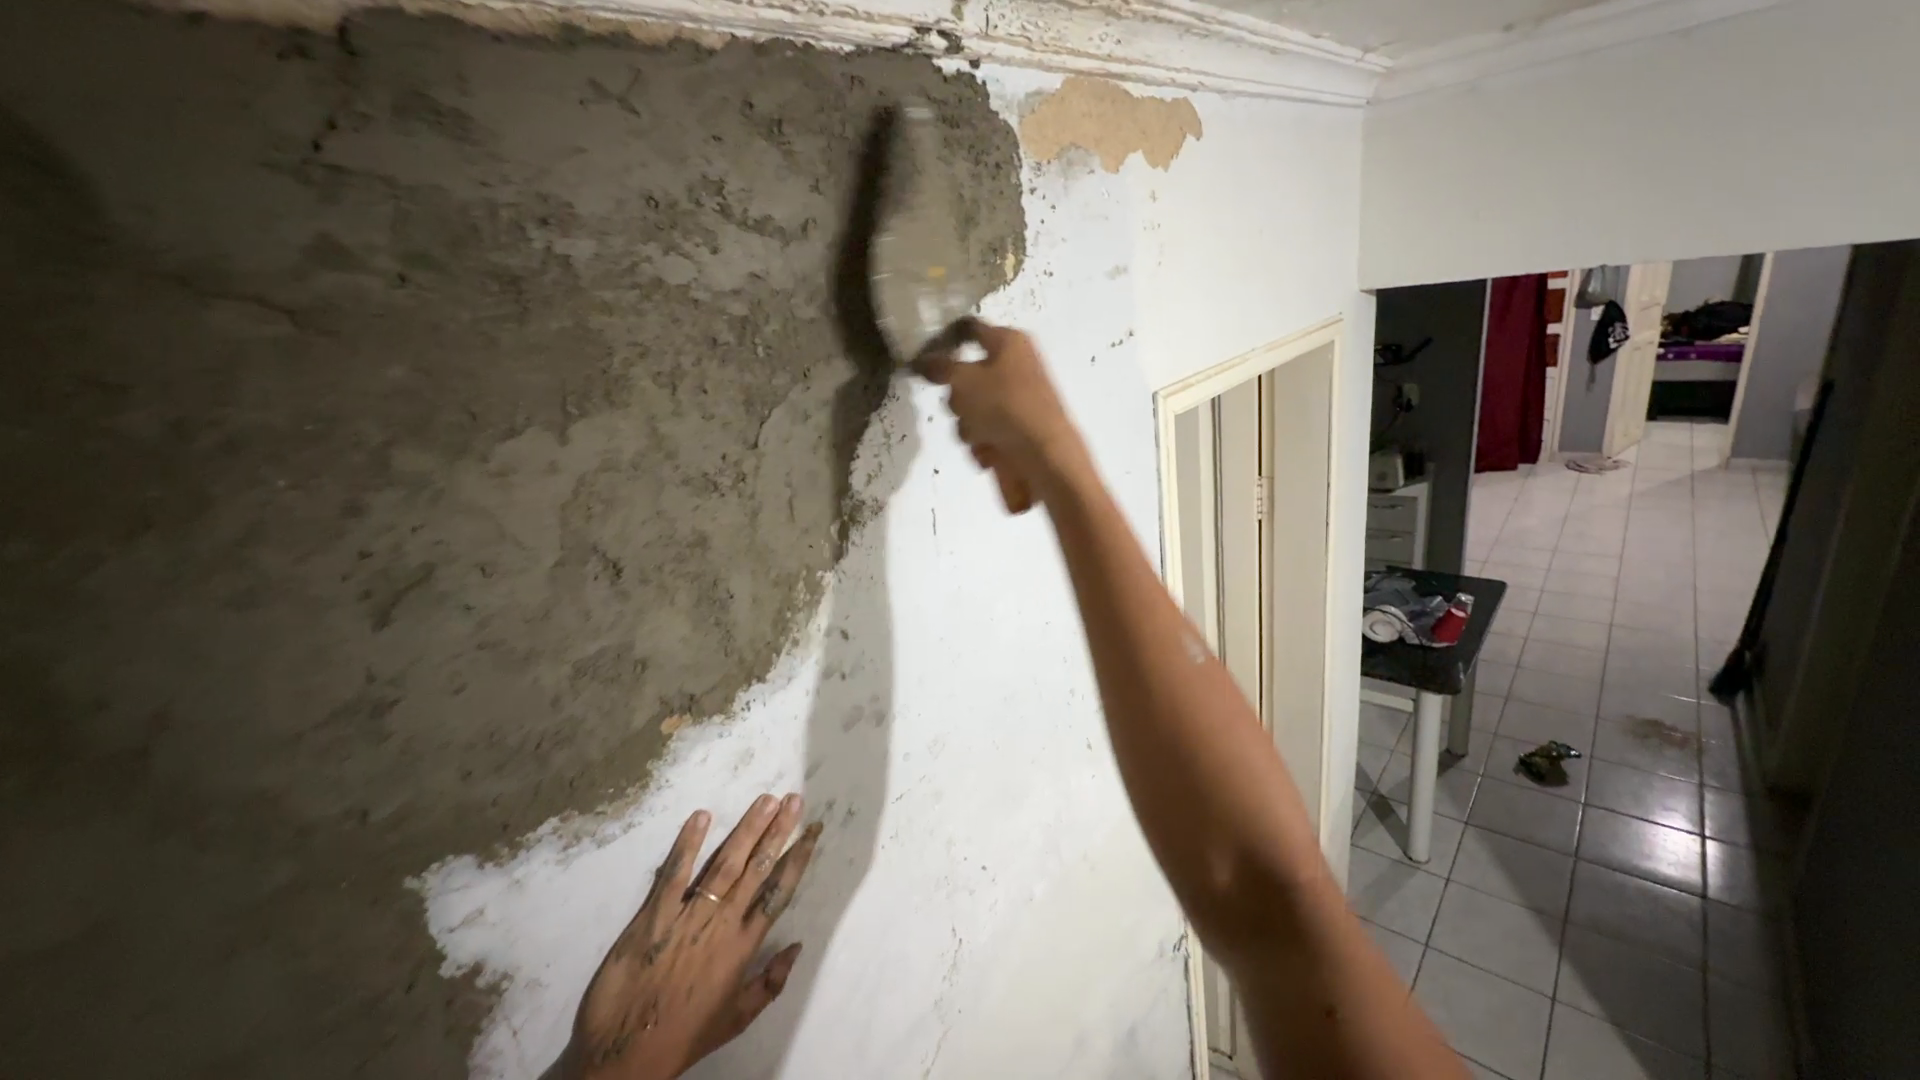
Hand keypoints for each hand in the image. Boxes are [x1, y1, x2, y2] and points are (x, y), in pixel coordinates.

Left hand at [561, 794, 821, 1079]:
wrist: (624, 1056)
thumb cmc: (683, 1037)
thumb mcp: (736, 1018)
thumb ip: (771, 983)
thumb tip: (797, 946)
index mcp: (744, 947)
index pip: (778, 892)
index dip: (797, 859)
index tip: (811, 832)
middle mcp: (722, 924)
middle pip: (757, 868)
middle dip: (778, 831)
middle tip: (794, 800)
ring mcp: (688, 916)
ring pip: (724, 863)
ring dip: (746, 829)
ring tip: (765, 800)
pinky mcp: (652, 916)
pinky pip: (674, 874)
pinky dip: (688, 844)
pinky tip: (702, 816)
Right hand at [914, 319, 1089, 512]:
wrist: (1045, 458)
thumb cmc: (1005, 407)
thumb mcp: (963, 381)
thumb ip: (938, 367)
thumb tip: (921, 359)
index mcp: (1009, 342)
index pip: (969, 330)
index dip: (944, 339)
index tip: (920, 356)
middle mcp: (1014, 367)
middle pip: (966, 377)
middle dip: (957, 398)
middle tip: (962, 407)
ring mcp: (1015, 403)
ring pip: (971, 410)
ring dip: (968, 426)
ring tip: (981, 435)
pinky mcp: (1015, 433)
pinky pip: (984, 433)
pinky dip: (983, 444)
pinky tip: (990, 452)